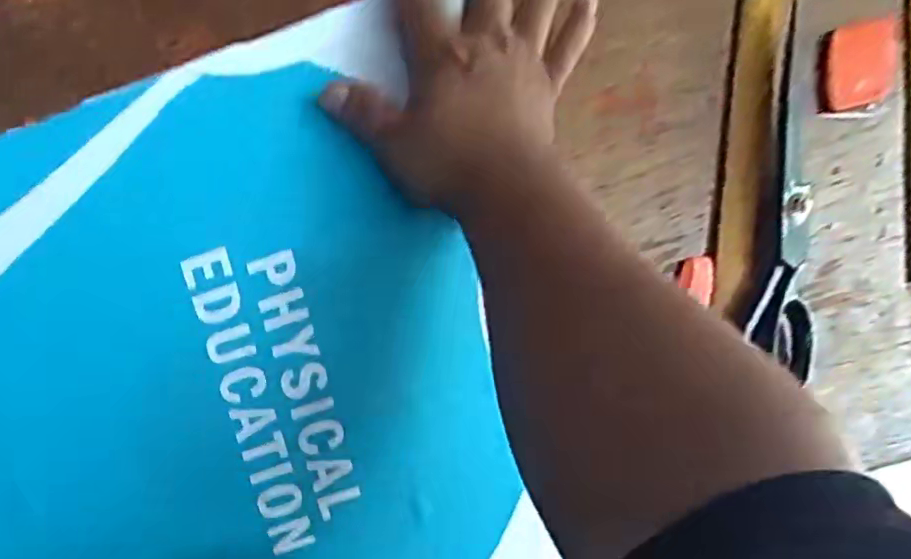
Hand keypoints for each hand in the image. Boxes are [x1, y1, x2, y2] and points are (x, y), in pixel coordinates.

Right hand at [319, 0, 596, 215]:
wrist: (504, 189)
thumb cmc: (445, 167)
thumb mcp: (393, 146)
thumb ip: (363, 115)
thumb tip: (325, 92)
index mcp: (442, 58)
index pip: (418, 8)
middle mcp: (486, 43)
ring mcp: (522, 60)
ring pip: (537, 1)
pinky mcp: (547, 85)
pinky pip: (568, 44)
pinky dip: (578, 19)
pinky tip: (585, 1)